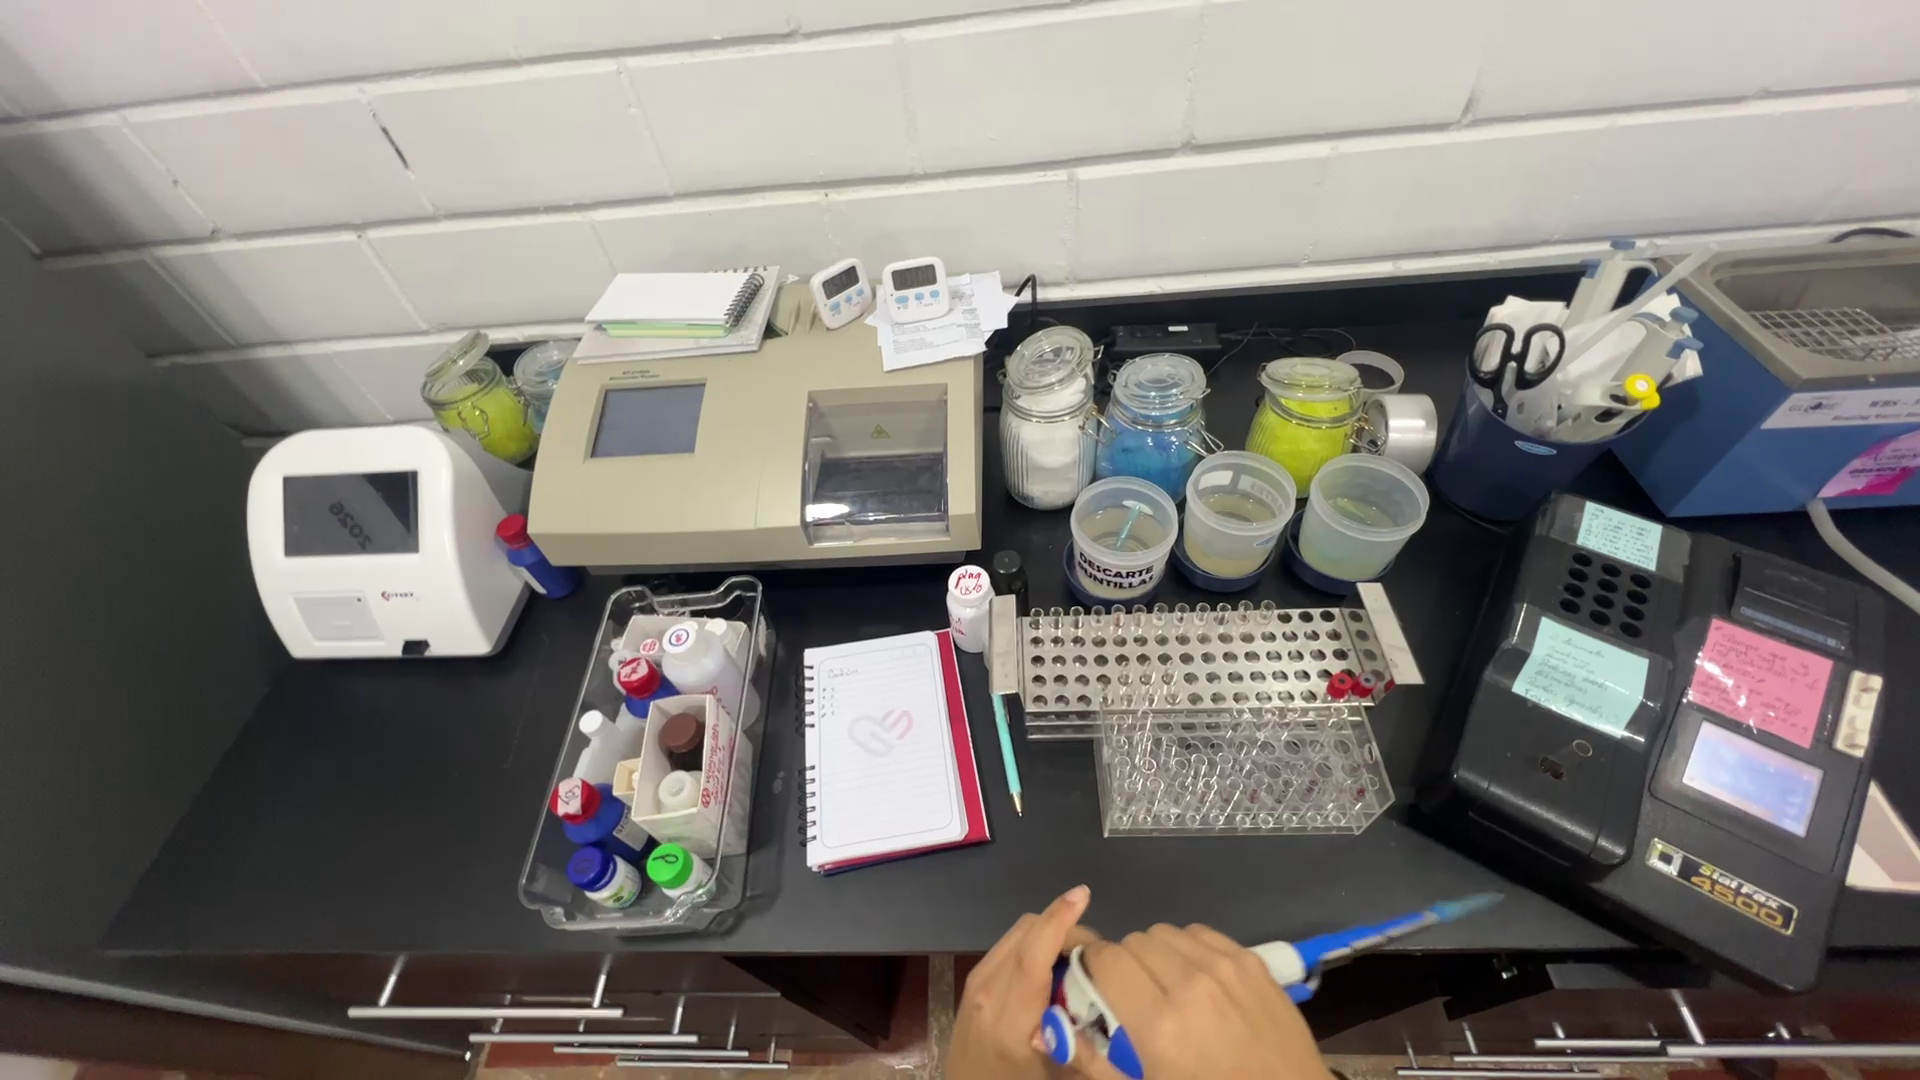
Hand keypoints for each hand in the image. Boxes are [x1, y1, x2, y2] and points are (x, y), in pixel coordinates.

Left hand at [948, 884, 1095, 1079]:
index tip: (1083, 895)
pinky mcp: (973, 977)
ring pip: (1018, 931)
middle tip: (1097, 953)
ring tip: (1078, 957)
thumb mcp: (1059, 1075)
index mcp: (1010, 1021)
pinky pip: (1009, 942)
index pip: (1032, 957)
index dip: (1058, 920)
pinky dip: (1035, 940)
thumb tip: (1111, 998)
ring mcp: (976, 981)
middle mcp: (988, 991)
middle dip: (1065, 925)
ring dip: (1050, 930)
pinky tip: (1052, 962)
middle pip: (1027, 932)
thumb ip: (1082, 1036)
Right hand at [1074, 923, 1328, 1079]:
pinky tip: (1198, 980)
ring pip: (1164, 932)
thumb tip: (1047, 1029)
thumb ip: (1094, 1061)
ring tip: (1168, 988)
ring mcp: (1225, 967)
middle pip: (1133, 942)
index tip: (1097, 987)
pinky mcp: (1251, 960)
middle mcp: (1189, 984)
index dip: (1094, 968)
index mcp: (1160, 1024)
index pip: (1105, 959)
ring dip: (1156, 955)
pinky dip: (1189, 950)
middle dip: (1126, 965)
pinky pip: (1199, 933)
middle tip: (1136, 998)